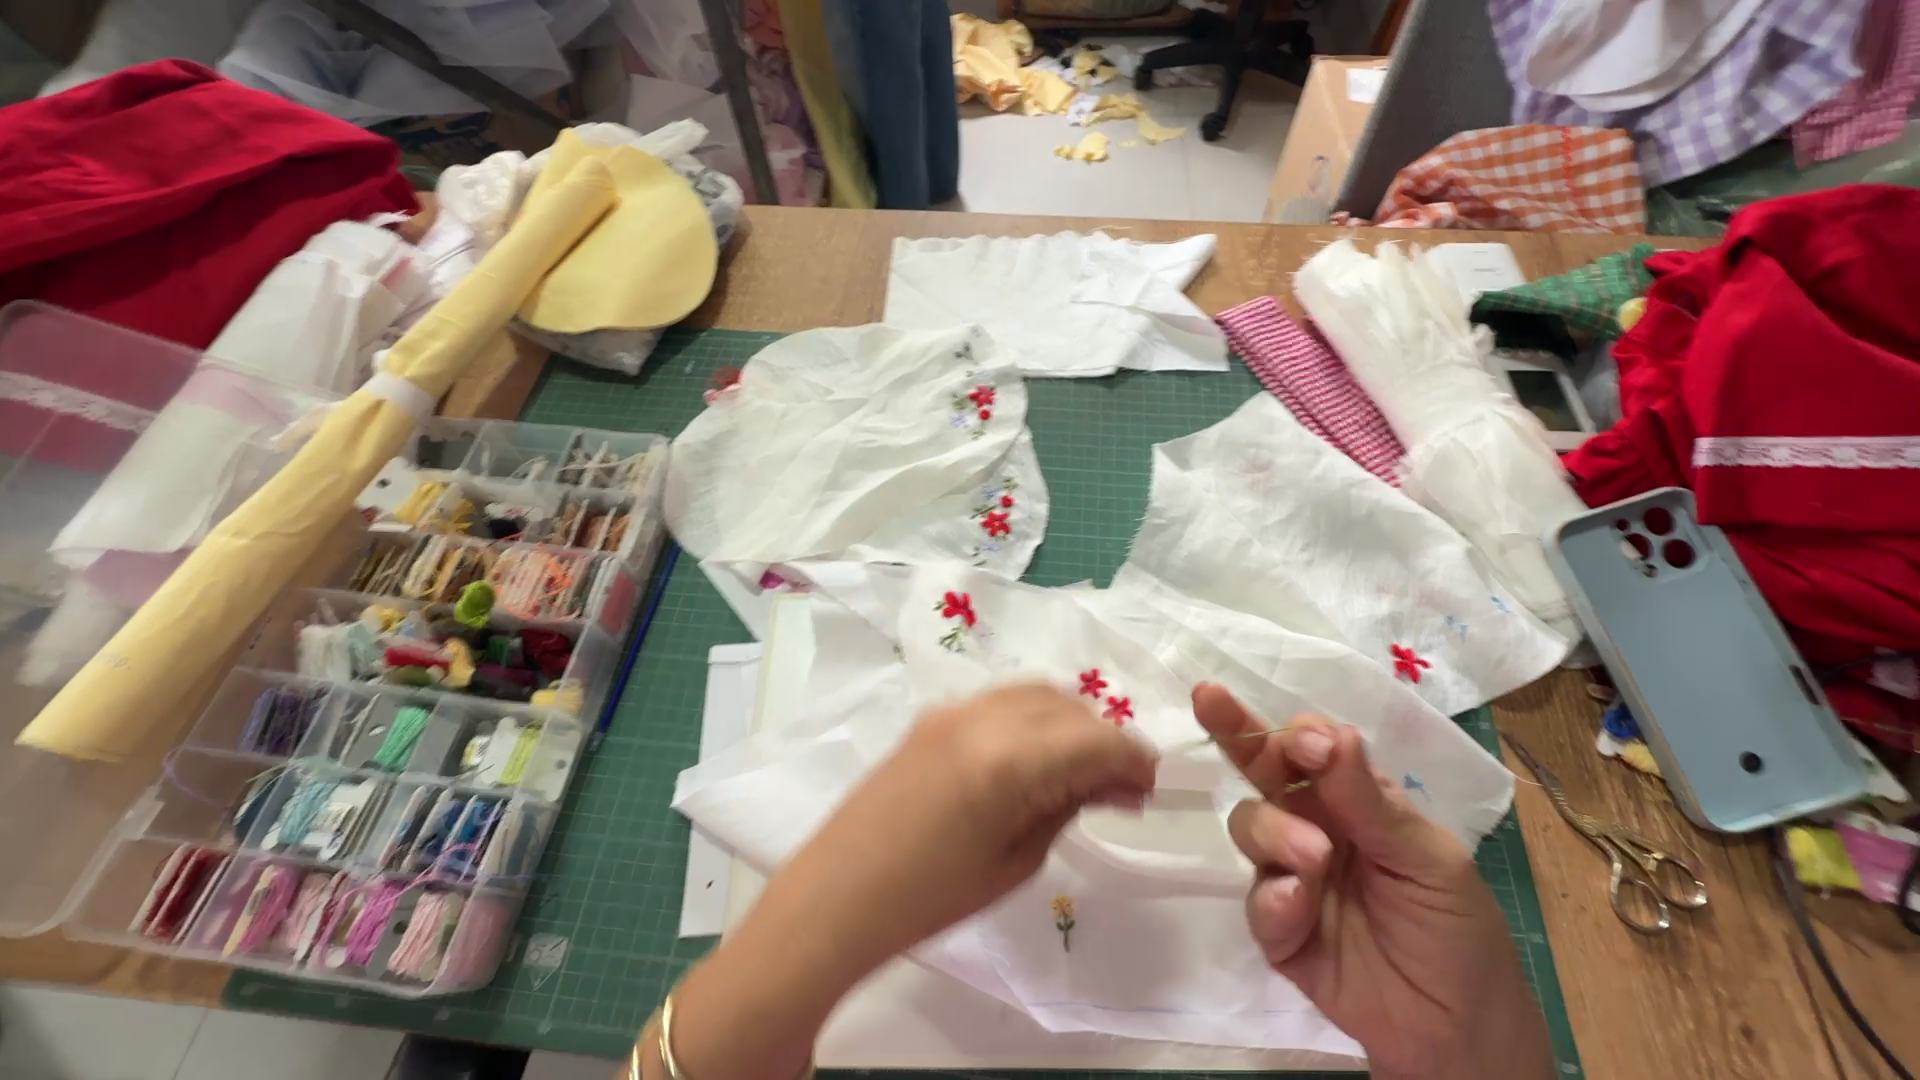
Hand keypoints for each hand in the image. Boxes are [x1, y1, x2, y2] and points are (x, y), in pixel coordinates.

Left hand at [662, 683, 1157, 1079]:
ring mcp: (952, 709)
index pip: (1097, 738)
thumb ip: (1066, 805)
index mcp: (1009, 758)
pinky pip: (1000, 701)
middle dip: (1104, 739)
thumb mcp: (1016, 860)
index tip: (1151, 787)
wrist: (838, 893)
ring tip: (1081, 770)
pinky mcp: (932, 716)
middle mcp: (983, 716)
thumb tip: (1108, 782)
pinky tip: (1036, 756)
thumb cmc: (930, 896)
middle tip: (1121, 787)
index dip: (1134, 759)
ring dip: (1069, 722)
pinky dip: (1032, 719)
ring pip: (1035, 694)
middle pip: (1069, 706)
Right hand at [1194, 684, 1552, 1079]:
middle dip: (1232, 729)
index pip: (1309, 748)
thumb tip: (1331, 733)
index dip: (1298, 736)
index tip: (1310, 744)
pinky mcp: (1274, 925)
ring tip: (1315, 858)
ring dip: (1274, 832)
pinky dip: (1275, 897)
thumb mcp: (1428, 857)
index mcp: (1352, 799)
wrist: (1457, 1031)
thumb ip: (1371, 801)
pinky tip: (1299, 905)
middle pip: (1259, 768)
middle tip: (1207, 698)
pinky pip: (1256, 897)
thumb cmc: (1454, 927)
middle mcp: (1310, 823)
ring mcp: (1287, 872)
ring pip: (1250, 824)